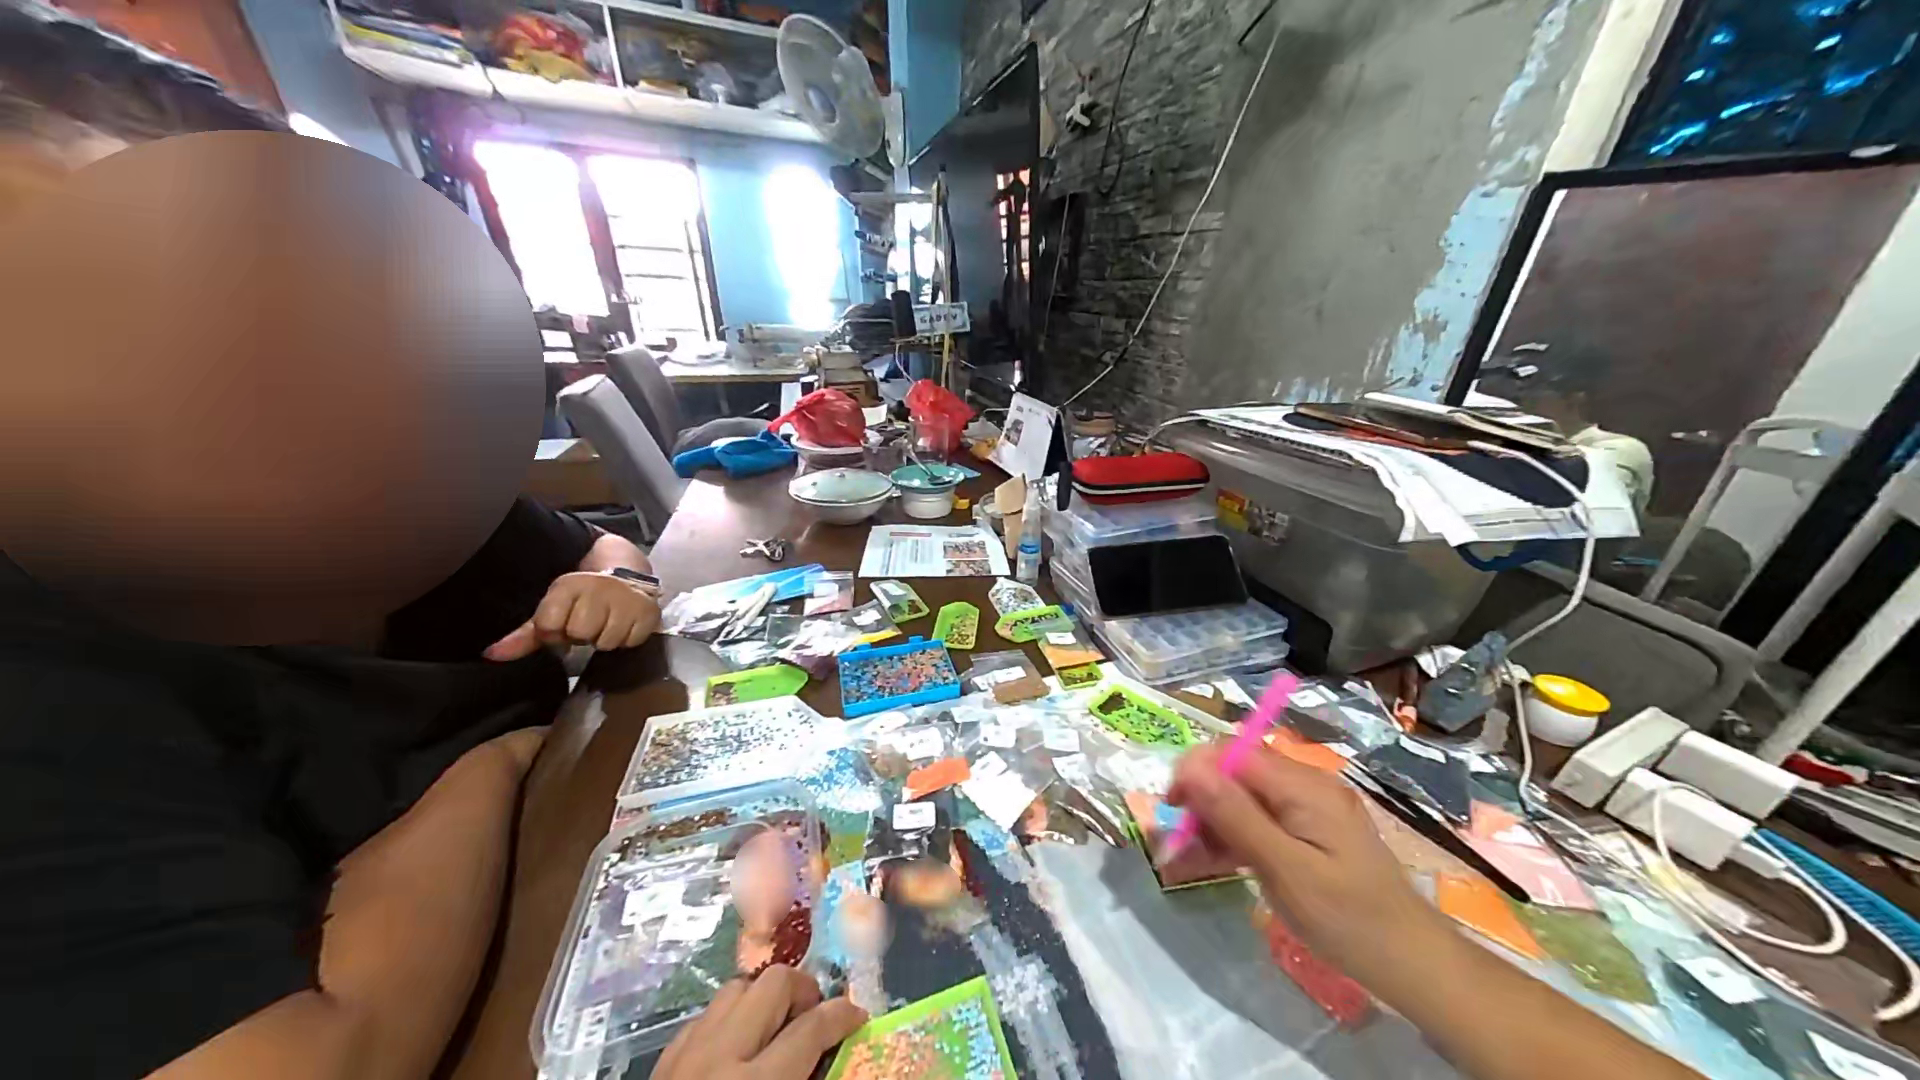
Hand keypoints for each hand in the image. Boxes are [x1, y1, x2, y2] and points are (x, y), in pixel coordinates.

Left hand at [484, 571, 660, 660]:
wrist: (626, 574)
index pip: (549, 626)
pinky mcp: (649, 611)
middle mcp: (599, 588)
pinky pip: (631, 642)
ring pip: (606, 641)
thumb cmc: (584, 597)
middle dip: (583, 634)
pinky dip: (627, 639)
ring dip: (606, 638)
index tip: (564, 624)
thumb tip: (491, 655)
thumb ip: (525, 635)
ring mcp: (626, 600)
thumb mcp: (553, 608)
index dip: (554, 632)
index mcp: (569, 585)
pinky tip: (625, 624)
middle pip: (580, 634)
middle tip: (590, 623)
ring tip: (608, 623)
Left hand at [651, 966, 865, 1079]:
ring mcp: (685, 1058)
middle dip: (804, 992)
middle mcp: (718, 1060)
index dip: (843, 1017)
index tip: (857, 1018)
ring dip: (765, 1001)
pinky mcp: (662, 1066)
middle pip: (774, 985)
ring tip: (778, 1029)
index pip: (811, 1030)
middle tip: (815, 1020)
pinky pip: (705, 1019)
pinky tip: (736, 1052)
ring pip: (737, 989)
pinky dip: (730, 1022)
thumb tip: (829, 1064)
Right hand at [1168, 743, 1455, 989]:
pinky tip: (1209, 863)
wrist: (1414, 965)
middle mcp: (1303, 785)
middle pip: (1233, 774)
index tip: (1172, 811)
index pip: (1232, 753)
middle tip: (1175, 847)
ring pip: (1240, 800)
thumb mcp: (1286, 869)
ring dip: (1209, 826)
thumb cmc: (1350, 919)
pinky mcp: (1305, 831)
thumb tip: (1189, 766)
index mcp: (1303, 786)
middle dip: (1198, 803)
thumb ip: (1236, 815)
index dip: (1194, 772)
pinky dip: (1231, 839)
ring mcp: (1305, 808)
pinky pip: (1256, 821)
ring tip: (1184, 863)